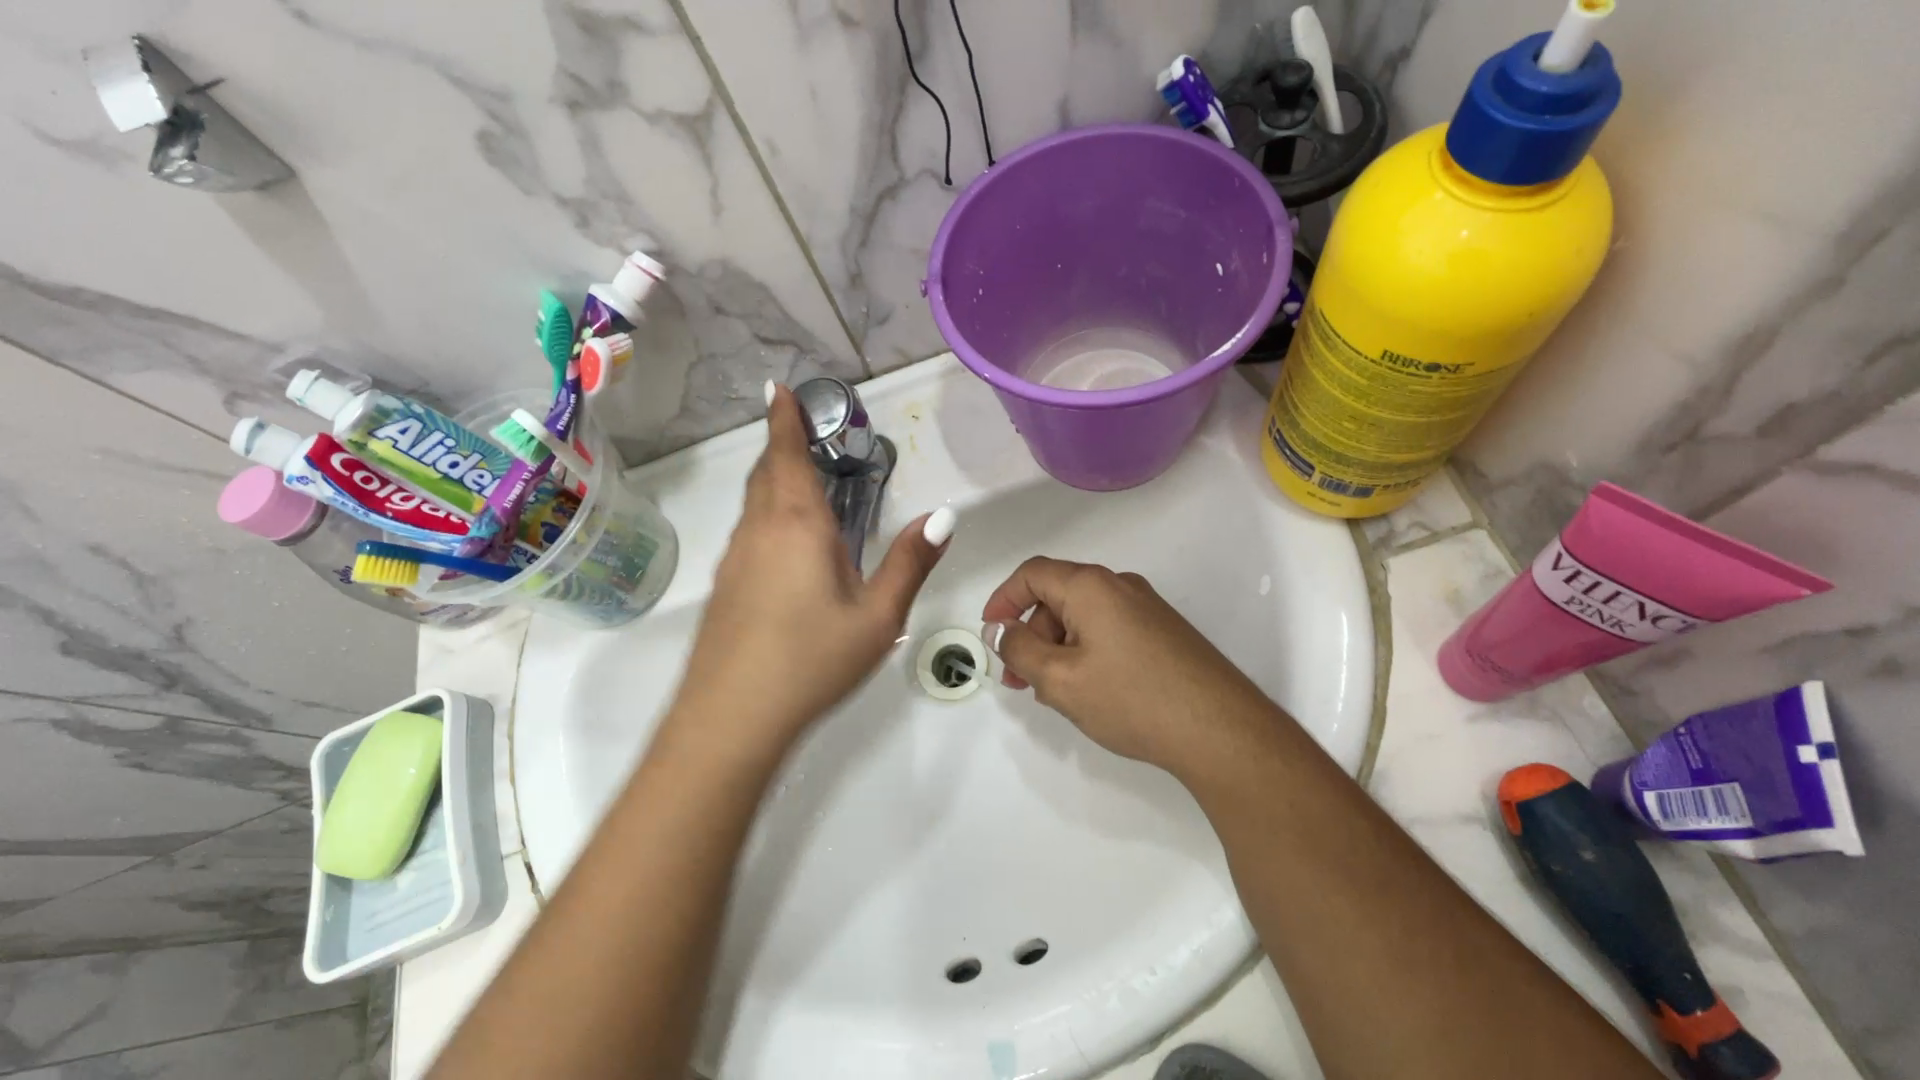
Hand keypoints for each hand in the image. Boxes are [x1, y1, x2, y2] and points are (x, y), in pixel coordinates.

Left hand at [670, 382, 954, 747]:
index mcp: (798, 525)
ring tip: (799, 481)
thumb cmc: (812, 661)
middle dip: (780, 447)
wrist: (731, 717)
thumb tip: (944, 516)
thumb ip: (911, 562)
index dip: (783, 419)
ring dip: (773, 482)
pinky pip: (749, 533)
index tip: (776, 389)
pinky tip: (786, 547)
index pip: (786, 455)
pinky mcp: (725, 588)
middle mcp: (759, 531)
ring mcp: (735, 559)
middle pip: (766, 474)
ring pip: (755, 505)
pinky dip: (767, 516)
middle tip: (798, 430)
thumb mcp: (878, 616)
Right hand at [980, 558, 1277, 776]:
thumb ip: (1020, 650)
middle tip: (1019, 681)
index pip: (1033, 574)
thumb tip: (1002, 630)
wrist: (1219, 729)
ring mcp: (1147, 610)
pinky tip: (1089, 694)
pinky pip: (1109, 632)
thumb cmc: (1131, 699)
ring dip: (1057, 649)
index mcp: (1092, 586)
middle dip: (1030, 635)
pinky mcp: (1164, 634)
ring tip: (1053, 696)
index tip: (989, 635)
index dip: (1002, 600)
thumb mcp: (1060, 680)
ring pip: (1084, 618)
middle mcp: (1120, 587)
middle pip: (1058, 597)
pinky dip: (1086, 654)